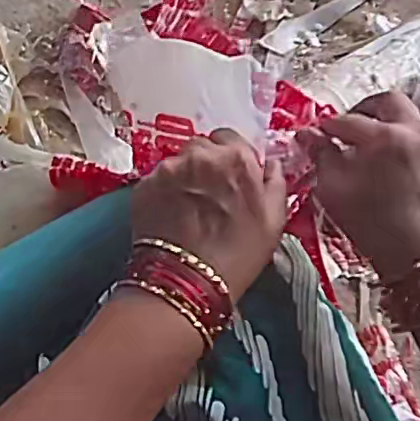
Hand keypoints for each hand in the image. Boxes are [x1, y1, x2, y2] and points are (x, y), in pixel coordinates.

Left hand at [129, 128, 288, 299]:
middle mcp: (200, 155)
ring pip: (178, 162)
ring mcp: (168, 169)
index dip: (231, 157)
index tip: (231, 177)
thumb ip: (275, 183)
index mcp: (236, 158)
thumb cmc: (239, 254)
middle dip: (206, 164)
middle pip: (202, 147)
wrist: (187, 282)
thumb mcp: (274, 221)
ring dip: (185, 176)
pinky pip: (157, 180)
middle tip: (210, 193)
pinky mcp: (144, 185)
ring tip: (189, 207)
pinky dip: (165, 191)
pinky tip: (171, 214)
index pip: (231, 138)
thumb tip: (270, 163)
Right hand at [301, 91, 419, 281]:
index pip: (347, 119)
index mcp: (385, 137)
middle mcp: (416, 132)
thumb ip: (322, 156)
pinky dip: (405, 146)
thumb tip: (309, 136)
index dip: (326, 127)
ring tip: (372, 150)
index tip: (317, 135)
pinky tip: (395, 169)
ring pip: (409, 119)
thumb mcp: (336, 192)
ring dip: (387, 126)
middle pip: (387, 102)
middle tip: (349, 129)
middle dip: (364, 110)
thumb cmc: (375, 229)